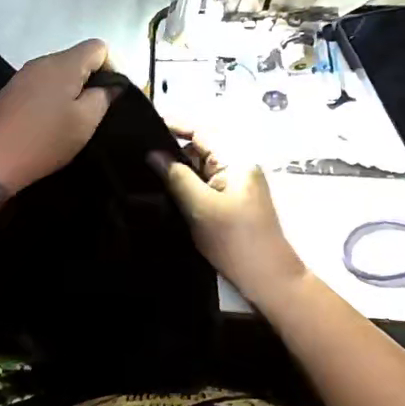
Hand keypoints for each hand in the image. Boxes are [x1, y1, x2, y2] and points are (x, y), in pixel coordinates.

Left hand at [0, 39, 113, 193]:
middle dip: (94, 79)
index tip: (115, 94)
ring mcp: (24, 75)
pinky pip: (44, 84)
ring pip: (61, 72)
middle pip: (78, 58)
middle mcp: (43, 61)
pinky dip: (56, 97)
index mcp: (64, 63)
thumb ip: (104, 96)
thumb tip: (112, 84)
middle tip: (100, 110)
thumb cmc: (45, 139)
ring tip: (78, 118)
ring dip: (74, 89)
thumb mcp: (86, 121)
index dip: (114, 66)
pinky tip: (55, 121)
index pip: (99, 47)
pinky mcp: (13, 91)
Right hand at [151, 128, 308, 304]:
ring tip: (145, 178)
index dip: (173, 127)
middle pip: (199, 151)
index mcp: (236, 161)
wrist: (268, 278)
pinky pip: (204, 189)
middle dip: (171, 154)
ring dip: (178, 175)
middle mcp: (237, 168)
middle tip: (136, 160)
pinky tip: (165, 198)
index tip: (142, 129)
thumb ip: (176, 177)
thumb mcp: (200, 206)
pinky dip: (187, 191)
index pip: (200, 132)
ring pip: (199, 172)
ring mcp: (235, 188)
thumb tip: (154, 154)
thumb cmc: (235, 240)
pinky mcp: (231, 206)